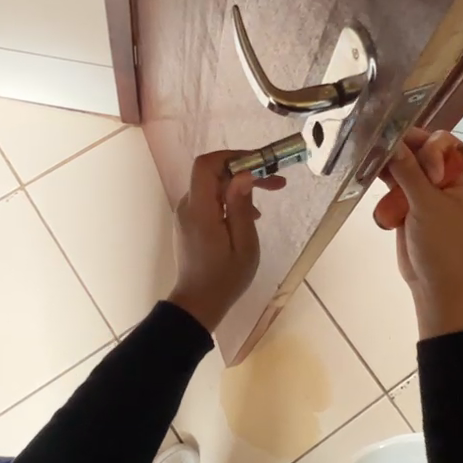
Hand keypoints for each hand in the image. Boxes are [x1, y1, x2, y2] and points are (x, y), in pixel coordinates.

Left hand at [167, 151, 285, 331]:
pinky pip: (209, 202)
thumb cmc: (225, 279)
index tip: (260, 164)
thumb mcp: (243, 245)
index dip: (232, 157)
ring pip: (212, 187)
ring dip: (238, 189)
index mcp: (200, 210)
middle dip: (244, 173)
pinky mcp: (189, 223)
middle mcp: (187, 207)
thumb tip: (243, 174)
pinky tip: (247, 219)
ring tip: (263, 209)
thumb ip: (241, 207)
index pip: (207, 165)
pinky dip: (229, 202)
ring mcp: (185, 215)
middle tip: (276, 183)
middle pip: (212, 174)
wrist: (198, 304)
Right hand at [380, 128, 462, 338]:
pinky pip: (396, 181)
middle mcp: (447, 178)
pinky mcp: (409, 202)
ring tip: (370, 155)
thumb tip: (391, 141)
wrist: (435, 284)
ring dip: (390, 161)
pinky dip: (384, 177)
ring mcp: (427, 190)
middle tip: (380, 147)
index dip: (427, 147)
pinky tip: (368, 170)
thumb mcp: (427, 205)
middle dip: (403, 148)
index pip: (444, 144)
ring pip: (406, 164)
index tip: (415, 163)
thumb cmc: (442, 244)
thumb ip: (408, 172)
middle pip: (422, 150)